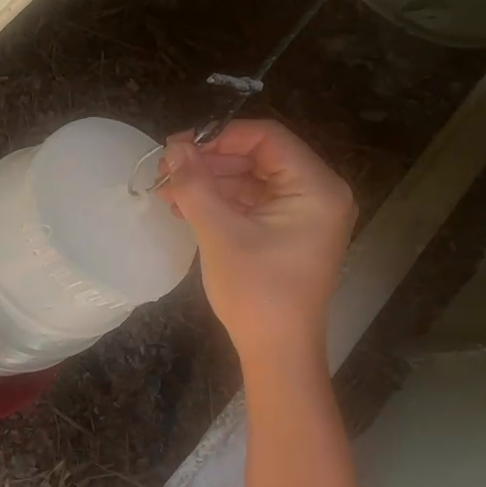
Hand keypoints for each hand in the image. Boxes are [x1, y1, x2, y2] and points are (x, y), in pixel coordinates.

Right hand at [157, 120, 354, 360]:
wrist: (277, 350)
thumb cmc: (256, 290)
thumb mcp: (219, 232)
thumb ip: (195, 184)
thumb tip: (173, 146)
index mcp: (316, 188)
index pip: (266, 138)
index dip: (219, 136)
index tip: (176, 148)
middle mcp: (318, 194)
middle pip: (260, 157)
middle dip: (210, 161)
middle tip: (167, 171)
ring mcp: (305, 215)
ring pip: (252, 180)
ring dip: (211, 182)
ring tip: (170, 192)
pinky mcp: (289, 233)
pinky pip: (254, 203)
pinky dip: (221, 202)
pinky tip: (187, 208)